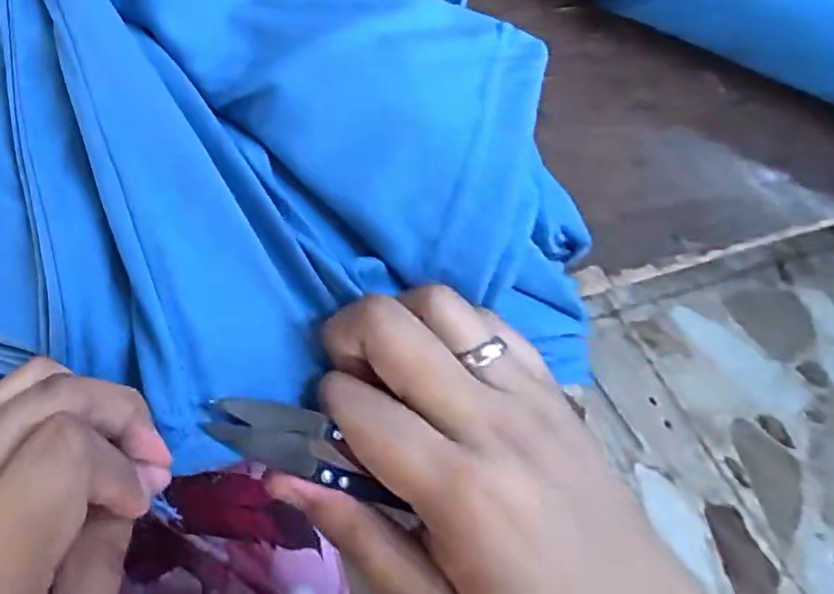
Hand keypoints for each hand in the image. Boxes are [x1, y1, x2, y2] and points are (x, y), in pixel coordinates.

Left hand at [0, 359, 172, 593]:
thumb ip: (98, 556)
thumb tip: (133, 482)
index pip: (62, 445)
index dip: (116, 464)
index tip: (142, 503)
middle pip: (45, 394)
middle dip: (112, 409)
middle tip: (153, 454)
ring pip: (22, 383)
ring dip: (84, 397)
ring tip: (120, 441)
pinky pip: (0, 405)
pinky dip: (51, 405)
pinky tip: (77, 441)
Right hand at [265, 287, 699, 593]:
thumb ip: (358, 534)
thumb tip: (279, 473)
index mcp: (459, 489)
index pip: (351, 400)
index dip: (326, 411)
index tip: (336, 440)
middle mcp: (492, 424)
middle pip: (386, 321)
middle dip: (344, 337)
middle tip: (352, 381)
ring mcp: (531, 397)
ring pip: (437, 299)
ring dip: (400, 321)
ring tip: (397, 368)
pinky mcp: (554, 388)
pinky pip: (489, 318)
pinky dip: (452, 326)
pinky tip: (448, 368)